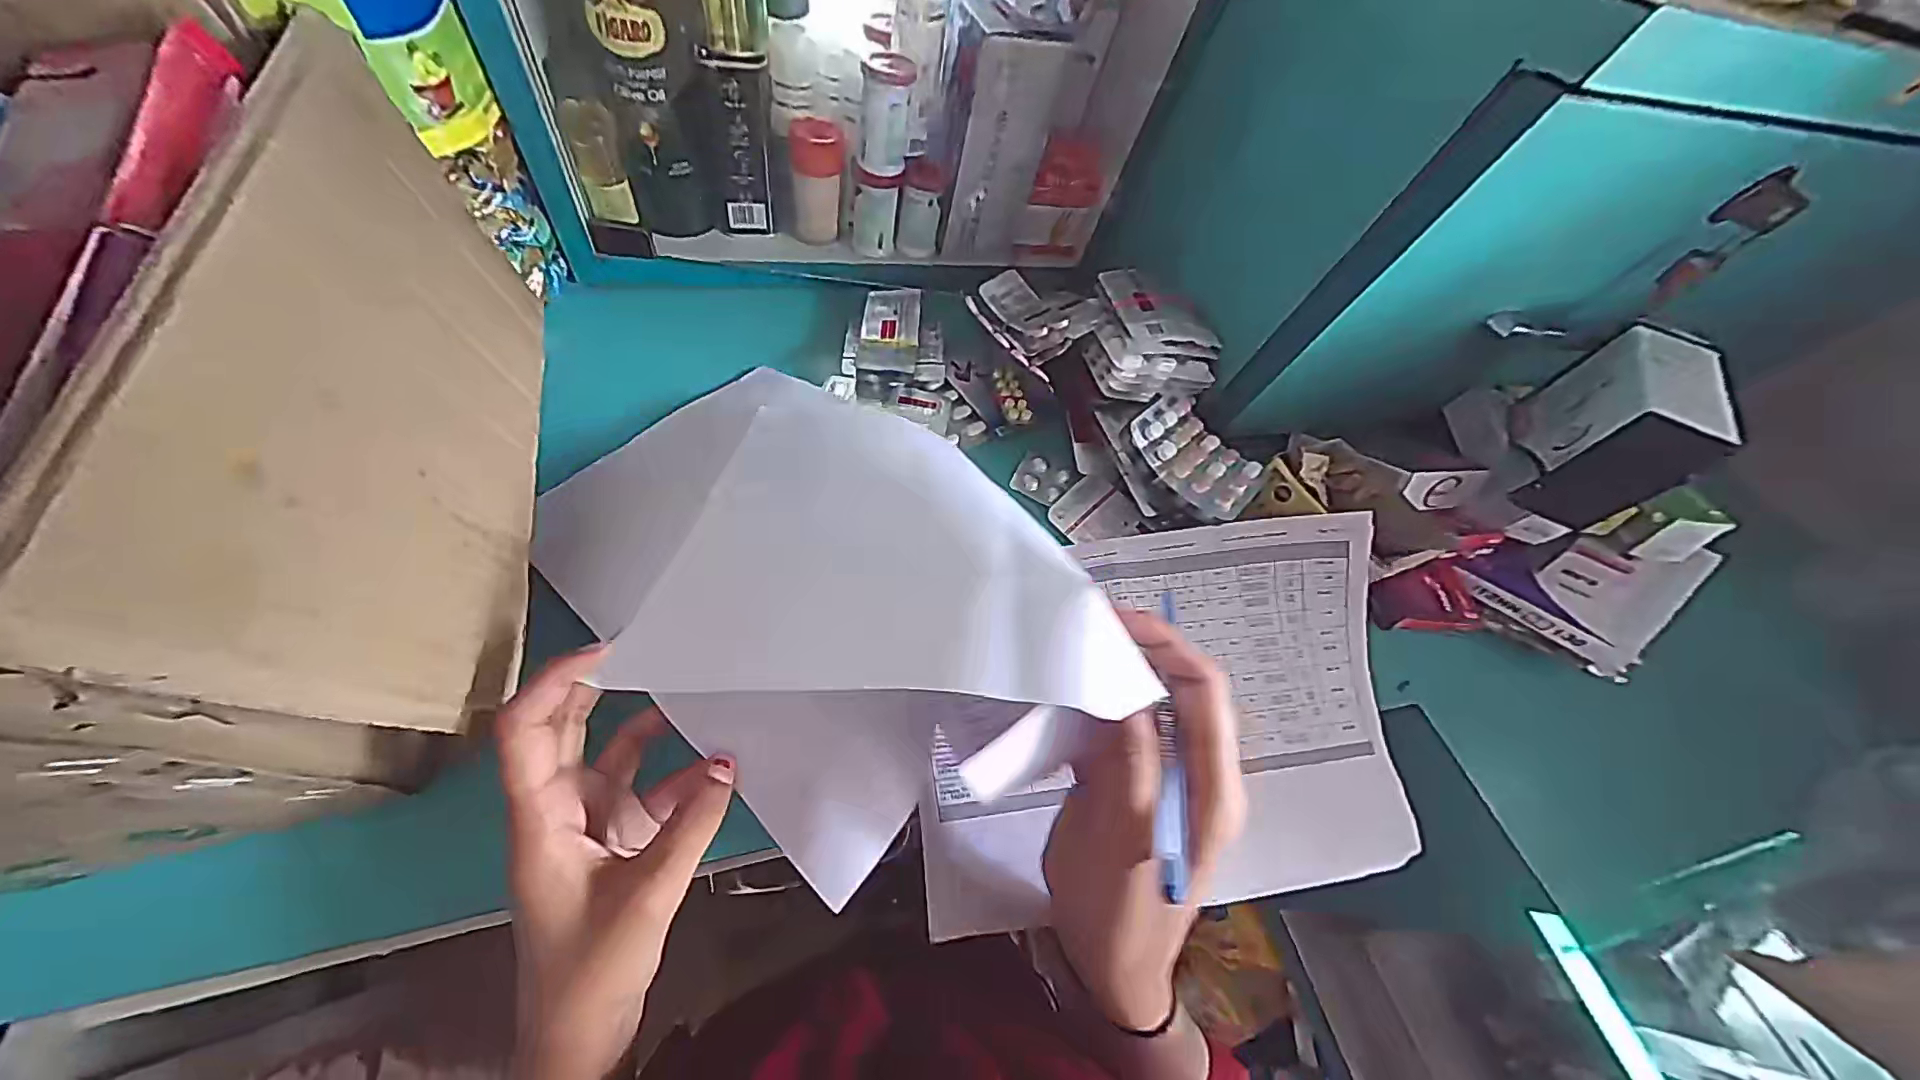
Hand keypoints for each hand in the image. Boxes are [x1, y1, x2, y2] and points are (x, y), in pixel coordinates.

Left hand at [497, 644, 735, 1079]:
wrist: (581, 1034)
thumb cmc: (591, 970)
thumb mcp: (649, 893)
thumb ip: (692, 824)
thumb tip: (727, 763)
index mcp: (541, 819)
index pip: (524, 733)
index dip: (552, 684)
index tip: (602, 653)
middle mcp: (558, 810)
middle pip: (560, 732)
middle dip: (593, 688)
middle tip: (642, 651)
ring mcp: (588, 823)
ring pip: (607, 755)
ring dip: (642, 726)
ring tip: (683, 692)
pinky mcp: (618, 838)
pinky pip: (646, 788)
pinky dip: (677, 772)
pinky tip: (713, 764)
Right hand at [1043, 608, 1246, 1030]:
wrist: (1106, 964)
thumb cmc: (1120, 914)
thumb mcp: (1124, 838)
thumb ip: (1132, 762)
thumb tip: (1125, 691)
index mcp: (1212, 786)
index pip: (1205, 692)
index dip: (1169, 647)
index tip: (1120, 621)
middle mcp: (1194, 768)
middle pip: (1179, 686)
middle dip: (1142, 646)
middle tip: (1092, 621)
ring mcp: (1161, 770)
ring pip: (1146, 698)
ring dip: (1115, 667)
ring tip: (1076, 641)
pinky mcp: (1129, 775)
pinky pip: (1116, 722)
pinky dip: (1093, 697)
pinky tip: (1064, 686)